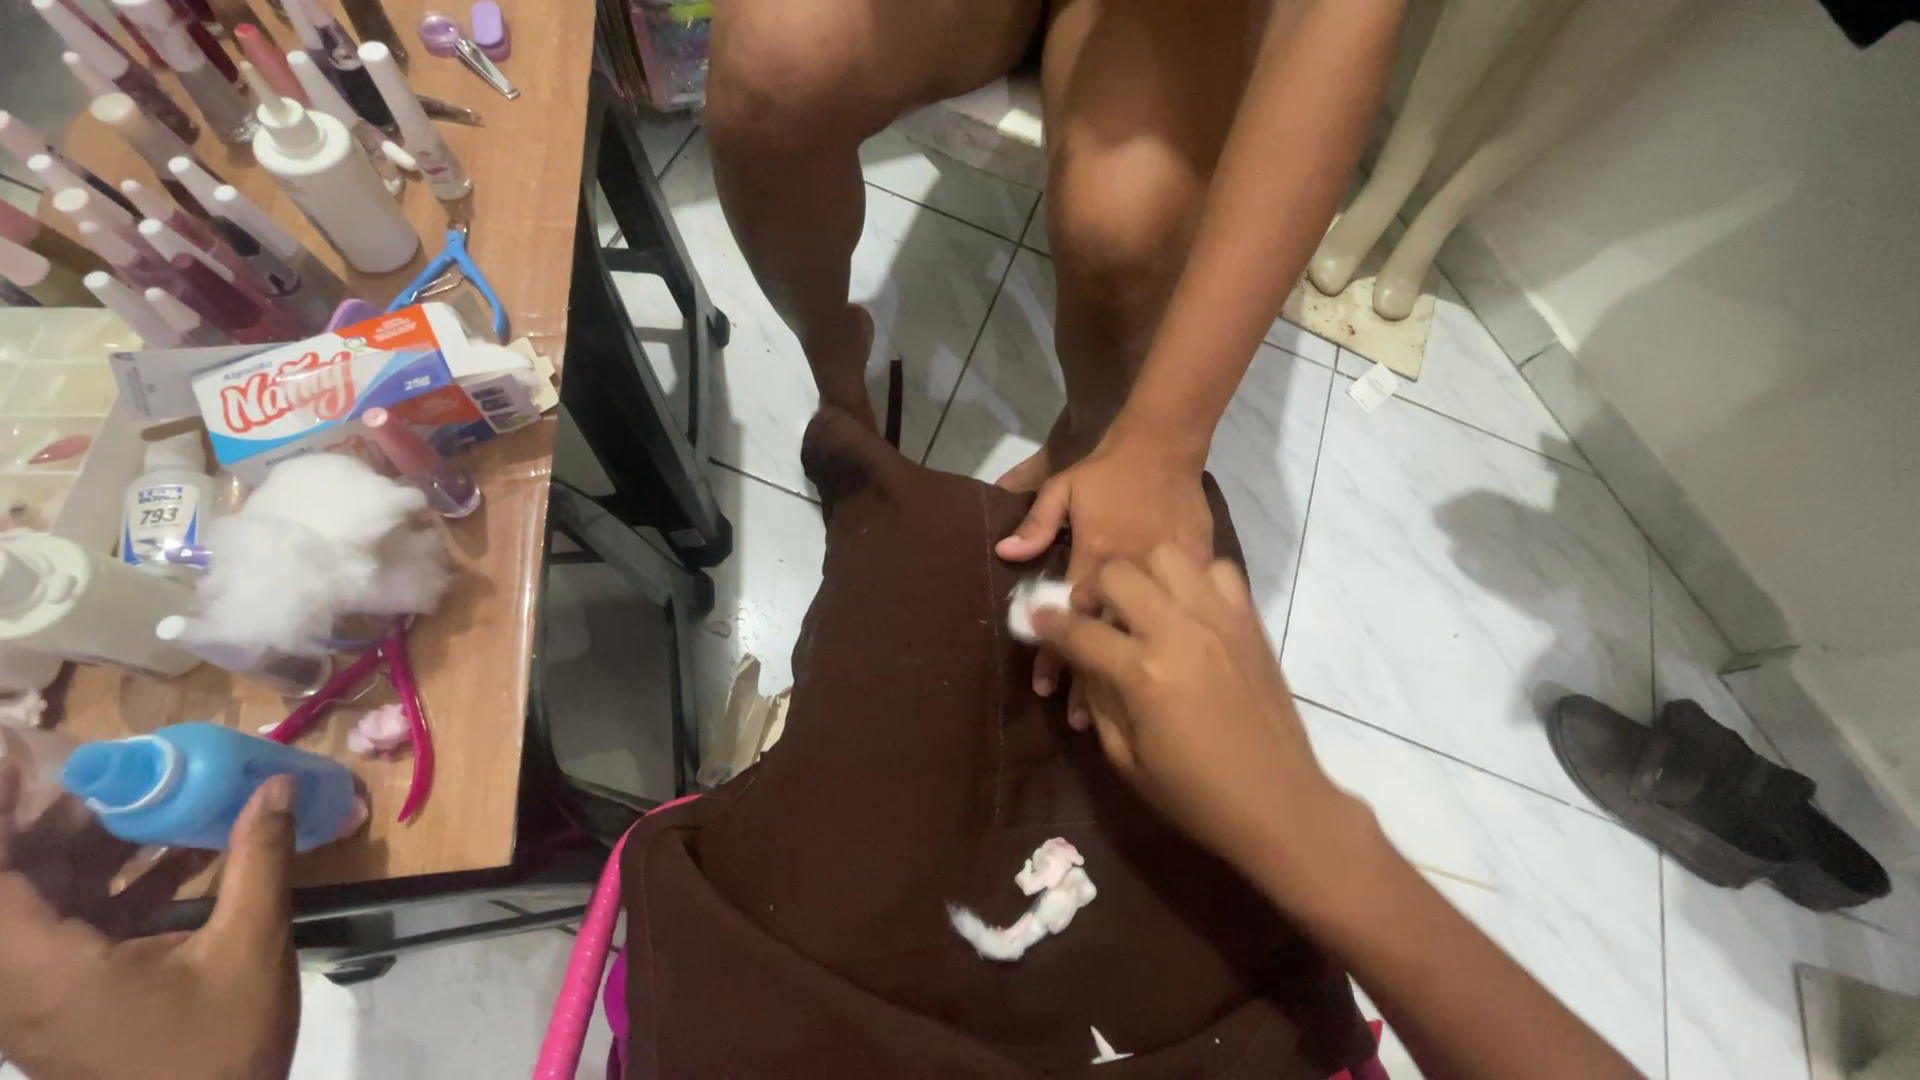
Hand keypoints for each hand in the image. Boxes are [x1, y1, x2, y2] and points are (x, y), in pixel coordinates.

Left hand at [0, 769, 300, 1079]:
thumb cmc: (219, 1039)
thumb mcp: (251, 943)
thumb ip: (259, 859)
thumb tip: (274, 786)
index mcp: (46, 970)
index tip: (18, 764)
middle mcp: (22, 982)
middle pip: (13, 889)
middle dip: (54, 825)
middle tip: (116, 775)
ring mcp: (44, 995)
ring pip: (42, 907)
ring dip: (90, 853)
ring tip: (154, 805)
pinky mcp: (72, 1002)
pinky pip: (74, 929)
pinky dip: (117, 886)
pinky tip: (184, 858)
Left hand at [996, 440, 1213, 715]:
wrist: (1165, 446)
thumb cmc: (1108, 471)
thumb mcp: (1065, 486)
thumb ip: (1037, 522)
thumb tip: (1006, 551)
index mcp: (1098, 554)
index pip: (1072, 614)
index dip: (1056, 651)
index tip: (1044, 685)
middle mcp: (1131, 571)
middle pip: (1108, 634)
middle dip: (1091, 677)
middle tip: (1076, 718)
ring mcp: (1167, 575)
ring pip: (1145, 634)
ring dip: (1129, 671)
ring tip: (1116, 713)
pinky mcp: (1196, 571)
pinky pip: (1182, 616)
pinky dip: (1170, 644)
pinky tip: (1170, 674)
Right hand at [1032, 546, 1367, 894]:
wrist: (1280, 804)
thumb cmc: (1194, 793)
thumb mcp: (1125, 756)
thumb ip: (1097, 696)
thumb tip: (1080, 655)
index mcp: (1145, 675)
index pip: (1080, 631)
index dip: (1049, 624)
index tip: (1036, 620)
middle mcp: (1181, 633)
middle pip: (1118, 574)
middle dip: (1089, 589)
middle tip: (1089, 614)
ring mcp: (1220, 620)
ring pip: (1167, 557)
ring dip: (1141, 575)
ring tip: (1138, 606)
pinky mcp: (1250, 621)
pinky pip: (1217, 570)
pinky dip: (1193, 580)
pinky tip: (1185, 611)